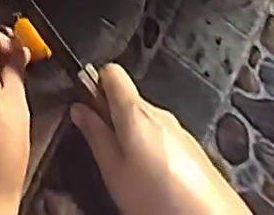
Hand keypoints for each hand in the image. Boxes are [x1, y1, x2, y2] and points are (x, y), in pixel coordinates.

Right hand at [69, 64, 247, 214]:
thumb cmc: (162, 202)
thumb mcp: (114, 172)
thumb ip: (95, 135)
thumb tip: (79, 110)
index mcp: (134, 111)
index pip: (109, 71)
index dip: (96, 85)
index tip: (90, 108)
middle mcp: (159, 112)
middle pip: (128, 99)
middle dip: (115, 120)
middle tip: (109, 153)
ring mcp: (180, 131)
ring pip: (146, 122)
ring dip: (136, 140)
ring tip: (135, 176)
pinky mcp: (194, 151)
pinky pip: (165, 140)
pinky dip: (157, 154)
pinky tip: (159, 185)